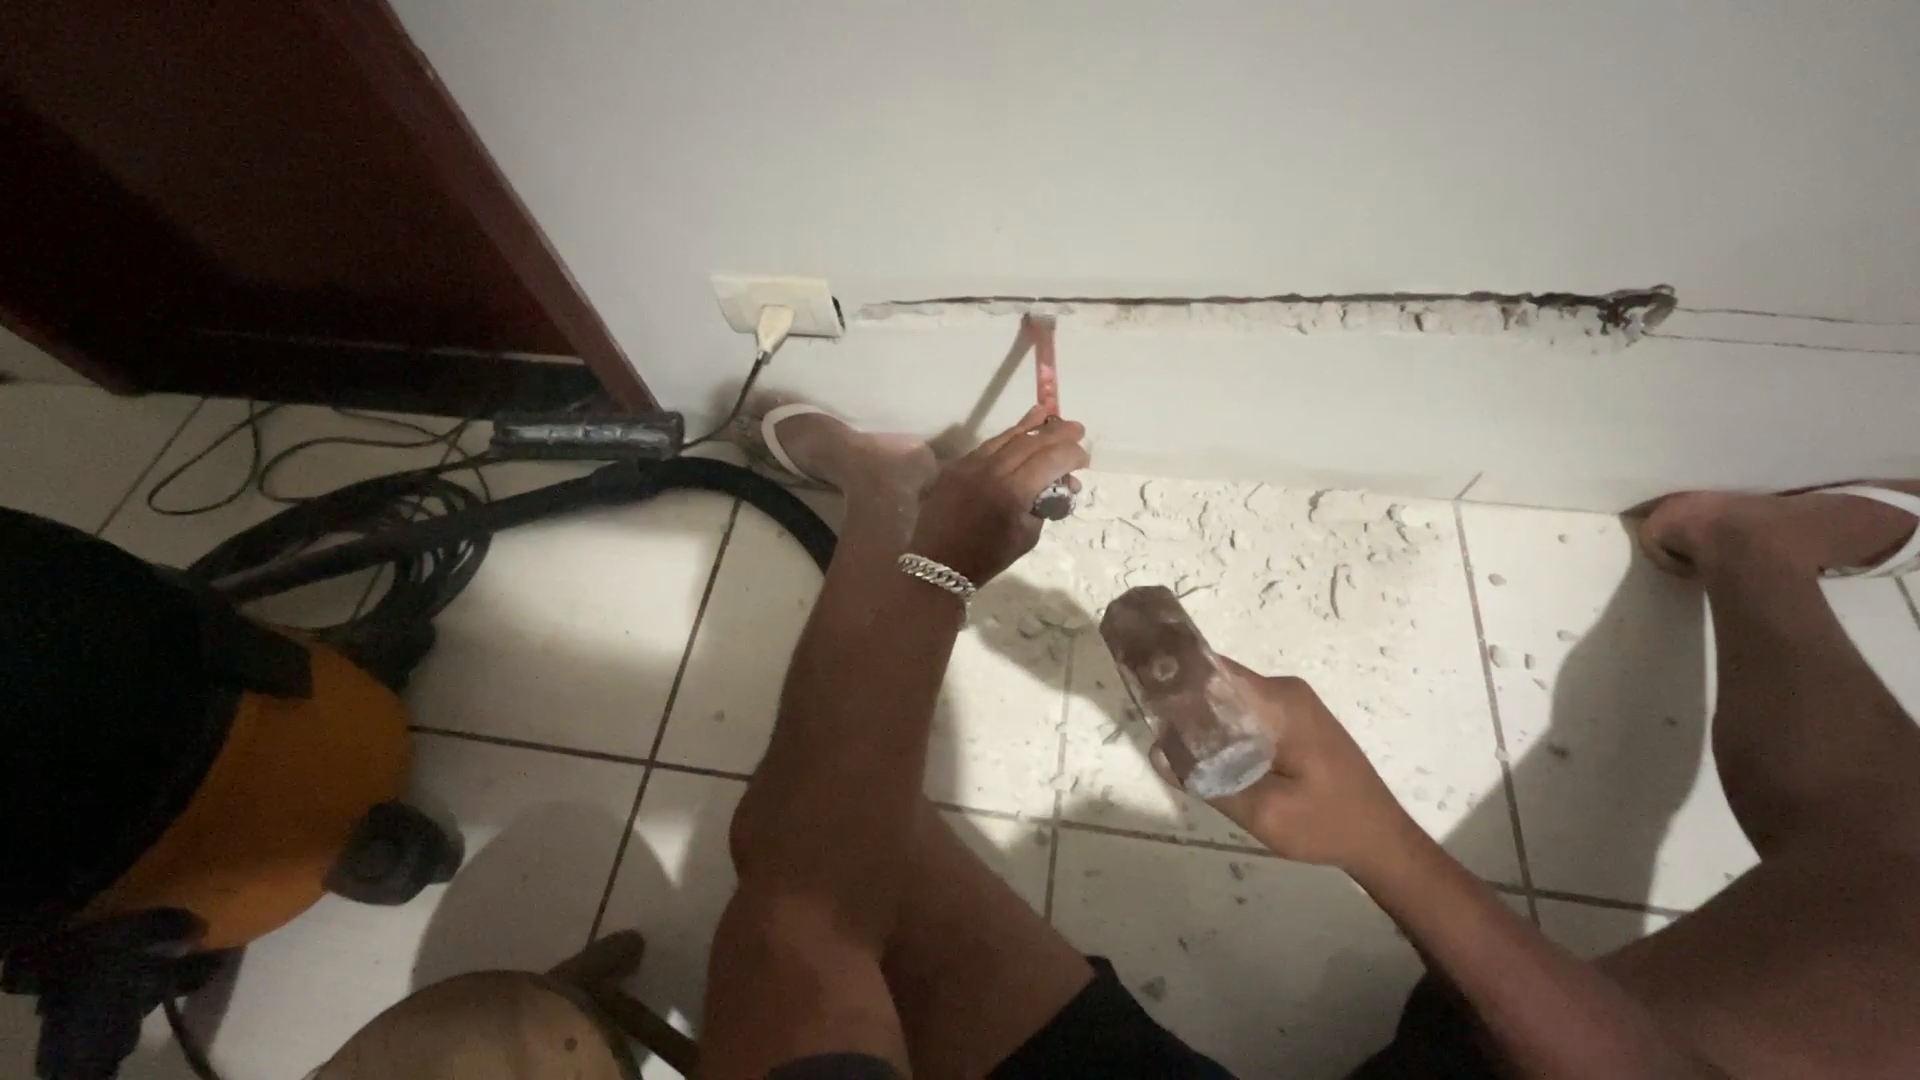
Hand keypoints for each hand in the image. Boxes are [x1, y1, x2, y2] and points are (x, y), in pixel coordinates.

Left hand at [908, 405, 1088, 584]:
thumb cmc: (988, 557)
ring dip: (1031, 426)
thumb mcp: (1028, 536)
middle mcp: (991, 471)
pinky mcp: (956, 466)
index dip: (1072, 454)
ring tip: (1049, 415)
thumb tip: (1060, 483)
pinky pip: (987, 446)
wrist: (938, 563)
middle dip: (1058, 433)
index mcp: (1012, 493)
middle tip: (1078, 430)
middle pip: (1031, 441)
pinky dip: (1008, 437)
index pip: (1050, 459)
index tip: (1084, 459)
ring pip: (1007, 437)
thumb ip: (1046, 504)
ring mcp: (970, 465)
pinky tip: (1020, 432)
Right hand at [1170, 660, 1422, 874]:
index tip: (1142, 685)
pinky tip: (1205, 750)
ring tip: (1171, 740)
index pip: (1216, 670)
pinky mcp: (1295, 720)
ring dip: (1203, 716)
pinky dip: (1223, 725)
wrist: (1383, 842)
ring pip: (1232, 698)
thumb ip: (1210, 783)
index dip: (1177, 674)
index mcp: (1281, 703)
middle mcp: (1285, 692)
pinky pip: (1247, 711)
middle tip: (1151, 723)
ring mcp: (1293, 705)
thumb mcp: (1265, 814)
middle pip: (1220, 682)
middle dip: (1184, 699)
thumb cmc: (1328, 825)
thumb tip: (1157, 753)